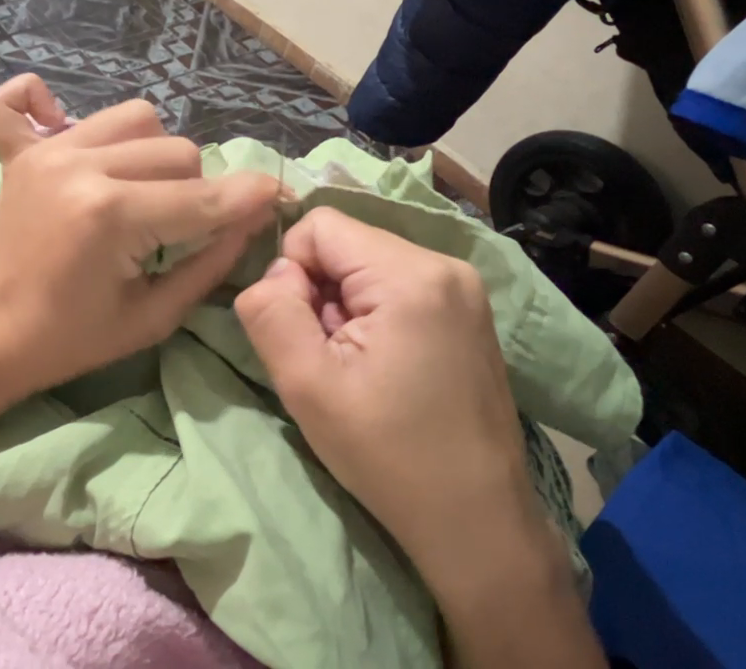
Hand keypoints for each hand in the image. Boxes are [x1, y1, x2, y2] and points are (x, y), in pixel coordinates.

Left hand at [0, 75, 279, 396]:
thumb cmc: (68, 341)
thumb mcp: (152, 316)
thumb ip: (210, 261)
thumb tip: (256, 216)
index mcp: (112, 214)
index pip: (202, 196)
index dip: (251, 200)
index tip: (281, 198)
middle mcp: (80, 166)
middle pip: (176, 150)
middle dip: (197, 190)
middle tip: (181, 230)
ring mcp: (46, 153)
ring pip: (133, 118)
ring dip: (151, 151)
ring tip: (138, 192)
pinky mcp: (19, 154)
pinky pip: (19, 99)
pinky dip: (43, 102)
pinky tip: (60, 126)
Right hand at [232, 207, 534, 567]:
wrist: (475, 521)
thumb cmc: (386, 454)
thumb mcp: (305, 384)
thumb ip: (269, 310)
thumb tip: (273, 275)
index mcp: (410, 274)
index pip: (319, 224)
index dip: (291, 271)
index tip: (305, 333)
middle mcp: (446, 265)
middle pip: (346, 243)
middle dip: (320, 291)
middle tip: (331, 358)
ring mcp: (464, 289)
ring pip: (367, 265)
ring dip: (344, 307)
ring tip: (357, 367)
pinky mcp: (468, 312)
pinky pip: (396, 285)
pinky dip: (373, 315)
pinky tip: (382, 367)